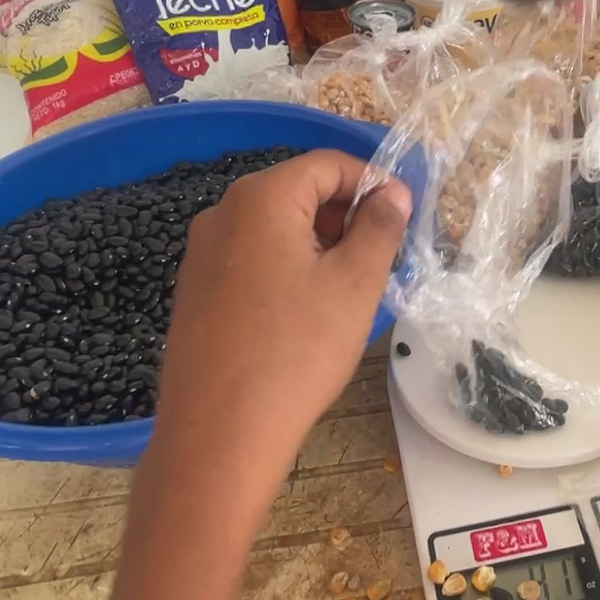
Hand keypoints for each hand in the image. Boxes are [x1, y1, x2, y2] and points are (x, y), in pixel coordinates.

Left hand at [154, 149, 411, 459]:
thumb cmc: (297, 350)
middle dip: (346, 215)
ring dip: (319, 244)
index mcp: (261, 199)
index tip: (403, 217)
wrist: (219, 434)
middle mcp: (223, 214)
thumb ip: (380, 226)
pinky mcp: (196, 292)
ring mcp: (202, 254)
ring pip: (275, 229)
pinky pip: (252, 259)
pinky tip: (304, 313)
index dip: (373, 182)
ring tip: (348, 290)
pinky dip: (287, 268)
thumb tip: (392, 191)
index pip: (328, 165)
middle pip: (298, 192)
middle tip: (380, 258)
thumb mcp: (355, 283)